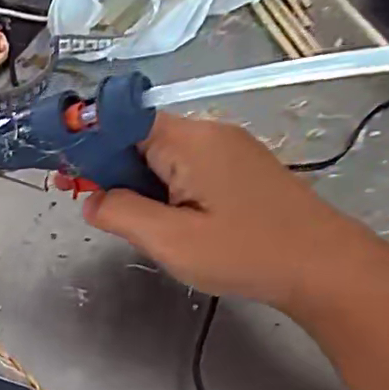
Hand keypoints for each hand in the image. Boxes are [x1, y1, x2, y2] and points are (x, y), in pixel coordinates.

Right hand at [72, 114, 388, 312]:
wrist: (323, 267)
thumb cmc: (246, 253)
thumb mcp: (171, 241)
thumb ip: (122, 214)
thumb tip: (91, 199)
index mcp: (190, 141)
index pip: (123, 122)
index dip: (88, 144)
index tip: (64, 175)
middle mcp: (209, 134)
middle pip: (141, 137)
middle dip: (108, 167)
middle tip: (85, 203)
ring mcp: (228, 150)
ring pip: (162, 156)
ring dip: (135, 183)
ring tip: (123, 220)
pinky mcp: (239, 170)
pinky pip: (185, 169)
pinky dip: (162, 189)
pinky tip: (162, 219)